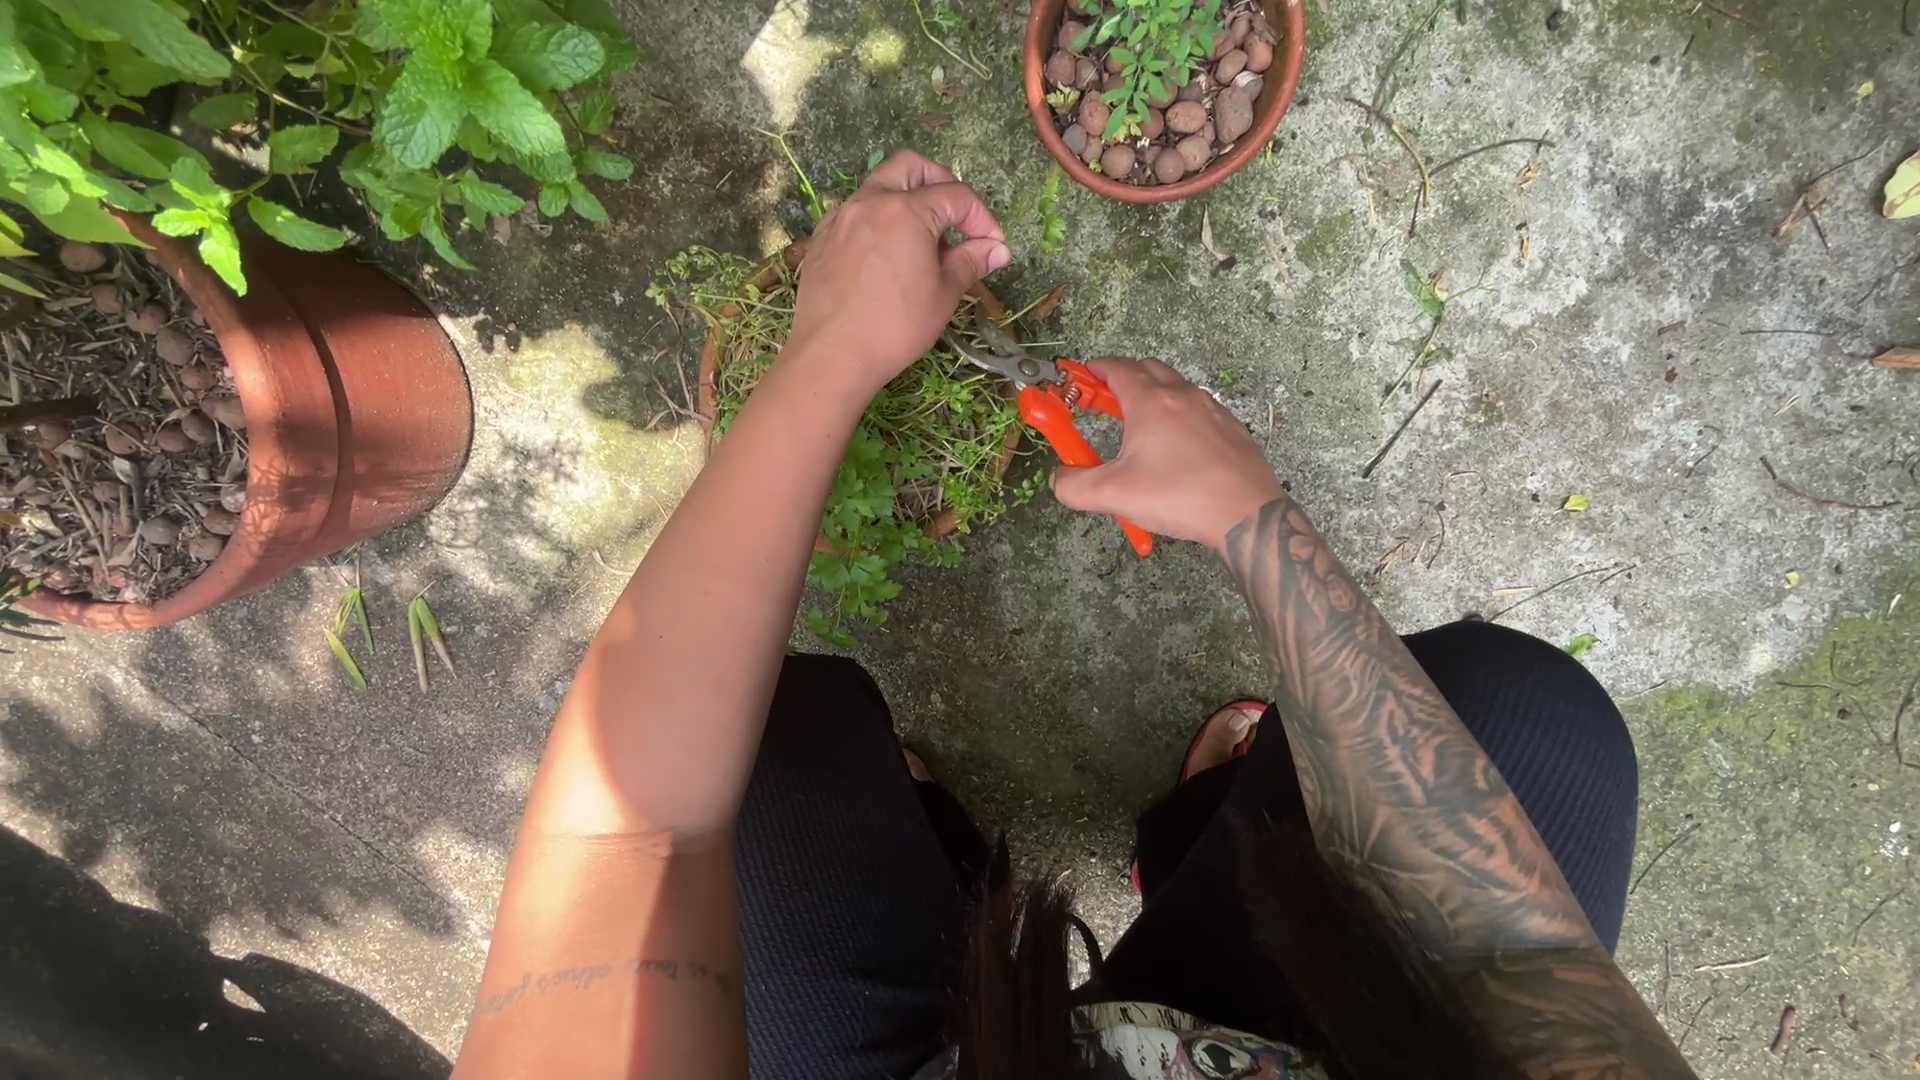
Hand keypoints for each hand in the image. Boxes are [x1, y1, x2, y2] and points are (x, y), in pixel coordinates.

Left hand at [785, 150, 1008, 393]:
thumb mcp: (943, 296)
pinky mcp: (823, 238)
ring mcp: (842, 217)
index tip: (992, 245)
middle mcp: (871, 201)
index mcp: (907, 211)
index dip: (981, 218)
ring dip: (908, 200)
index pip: (956, 196)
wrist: (832, 354)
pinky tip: (887, 254)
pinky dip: (879, 220)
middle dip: (942, 183)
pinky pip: (856, 212)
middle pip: (913, 167)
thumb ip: (970, 263)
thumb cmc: (896, 327)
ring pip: (880, 186)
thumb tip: (998, 249)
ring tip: (922, 242)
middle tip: (956, 219)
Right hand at [1050, 359, 1286, 550]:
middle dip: (1123, 378)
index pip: (1118, 369)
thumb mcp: (1113, 495)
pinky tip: (1175, 448)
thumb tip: (1058, 480)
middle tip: (1106, 400)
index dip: (1096, 370)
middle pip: (1149, 369)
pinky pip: (1198, 410)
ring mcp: (1212, 410)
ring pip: (1176, 388)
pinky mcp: (1231, 429)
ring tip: (1139, 427)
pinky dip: (1178, 416)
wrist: (1245, 513)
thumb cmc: (1178, 496)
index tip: (1083, 377)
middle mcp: (1182, 396)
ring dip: (1153, 396)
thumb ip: (1074, 486)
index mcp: (1151, 402)